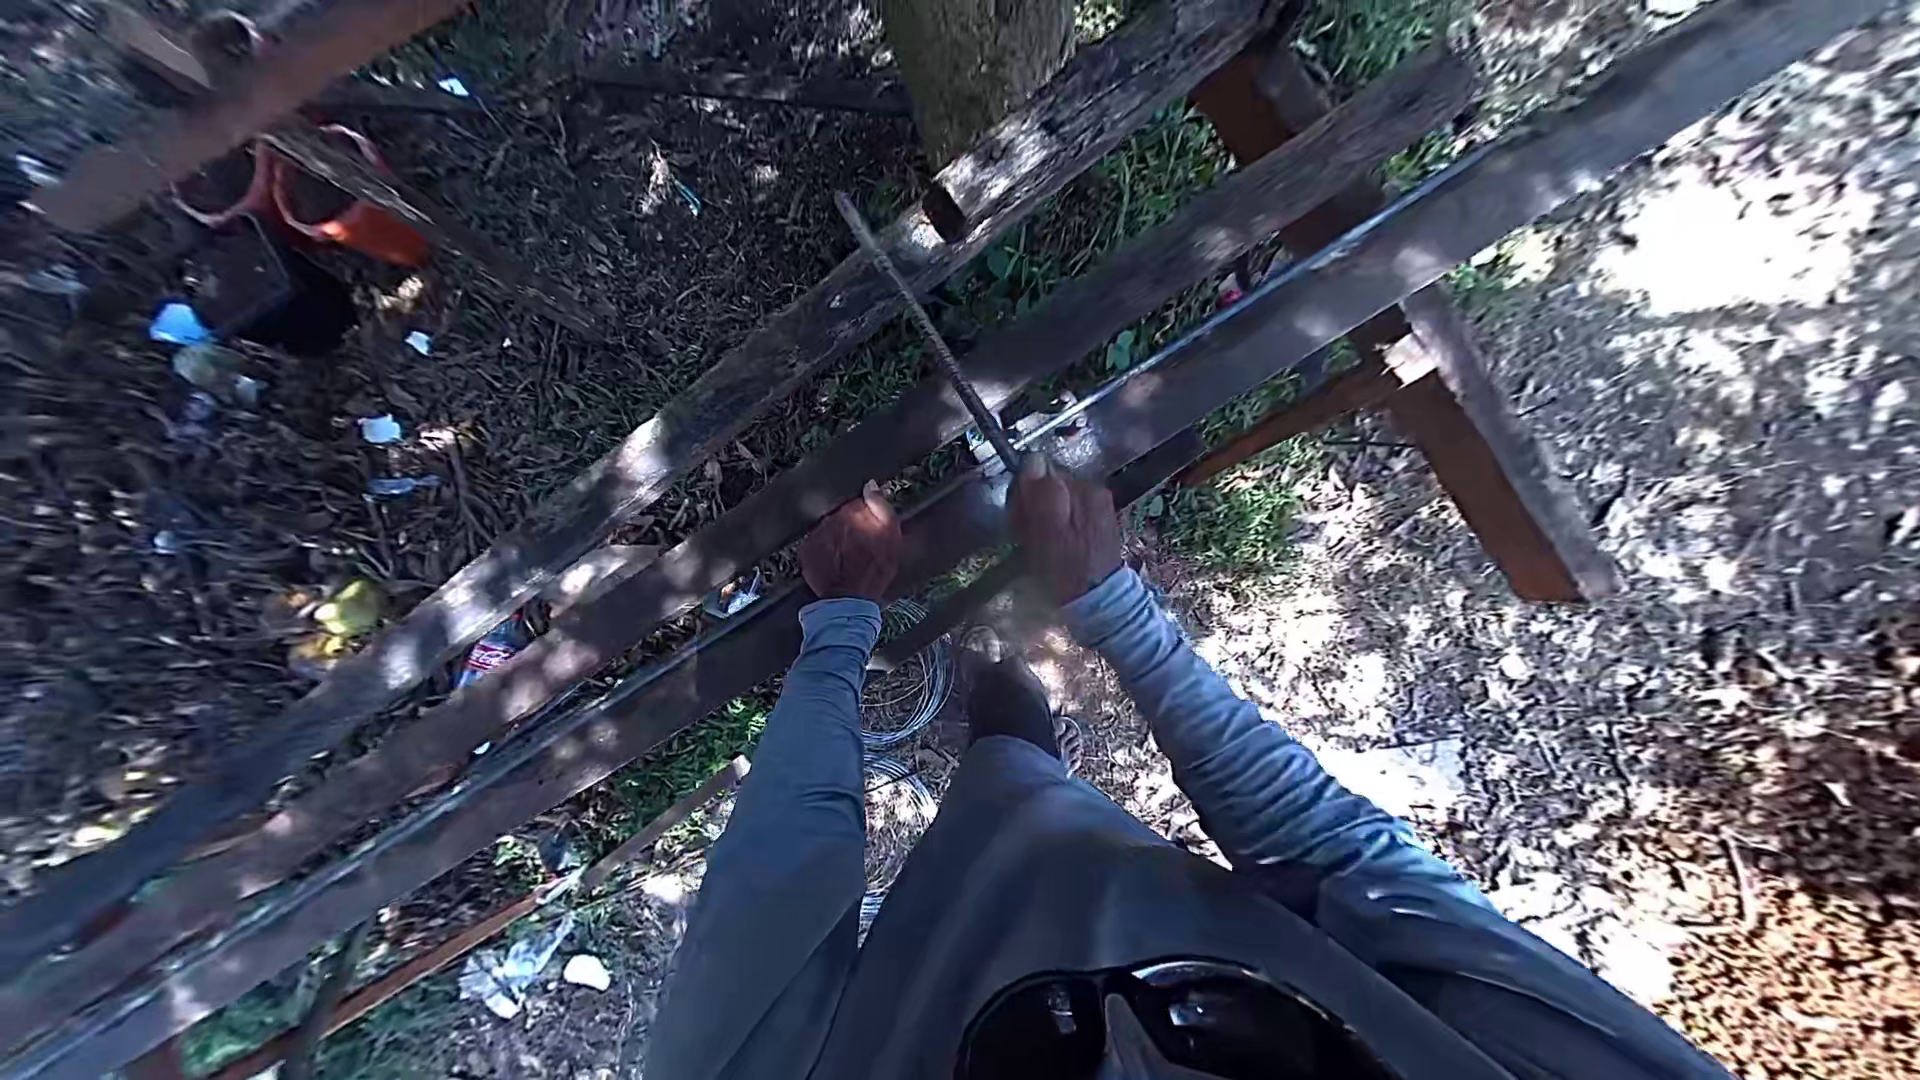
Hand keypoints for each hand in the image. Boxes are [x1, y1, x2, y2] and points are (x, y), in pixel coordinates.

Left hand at [799, 481, 901, 600]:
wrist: (851, 597)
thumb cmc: (875, 570)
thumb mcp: (892, 537)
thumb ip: (882, 507)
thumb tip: (871, 486)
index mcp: (853, 511)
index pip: (856, 502)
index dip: (864, 515)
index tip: (869, 526)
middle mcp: (831, 518)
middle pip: (839, 514)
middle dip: (848, 525)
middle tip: (859, 544)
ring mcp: (816, 534)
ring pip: (826, 529)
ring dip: (835, 537)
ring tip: (847, 555)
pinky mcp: (806, 549)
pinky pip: (815, 544)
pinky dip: (823, 550)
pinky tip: (834, 561)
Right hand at [1011, 454, 1121, 604]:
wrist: (1099, 604)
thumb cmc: (1067, 572)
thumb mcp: (1047, 534)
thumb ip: (1042, 495)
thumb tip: (1031, 459)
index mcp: (1083, 489)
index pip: (1041, 473)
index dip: (1023, 495)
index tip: (1018, 519)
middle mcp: (1093, 491)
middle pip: (1049, 485)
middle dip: (1032, 506)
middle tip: (1025, 535)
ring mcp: (1096, 507)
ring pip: (1055, 500)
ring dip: (1041, 518)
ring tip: (1039, 545)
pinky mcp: (1096, 524)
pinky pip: (1066, 514)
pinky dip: (1054, 527)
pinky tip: (1053, 547)